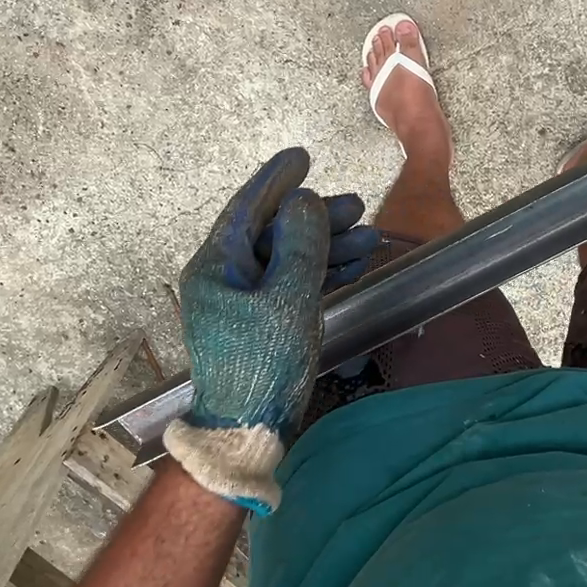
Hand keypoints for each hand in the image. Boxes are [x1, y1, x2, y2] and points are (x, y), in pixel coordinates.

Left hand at [160, 147, 376, 513]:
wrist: (248, 430)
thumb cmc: (264, 361)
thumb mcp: (289, 297)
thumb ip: (300, 244)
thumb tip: (304, 202)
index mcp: (217, 266)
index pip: (248, 207)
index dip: (277, 179)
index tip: (303, 156)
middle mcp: (225, 278)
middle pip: (273, 231)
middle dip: (317, 217)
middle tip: (357, 205)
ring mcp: (242, 302)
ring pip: (288, 258)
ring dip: (328, 246)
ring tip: (369, 237)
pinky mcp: (260, 323)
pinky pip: (292, 284)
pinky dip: (322, 273)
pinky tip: (354, 268)